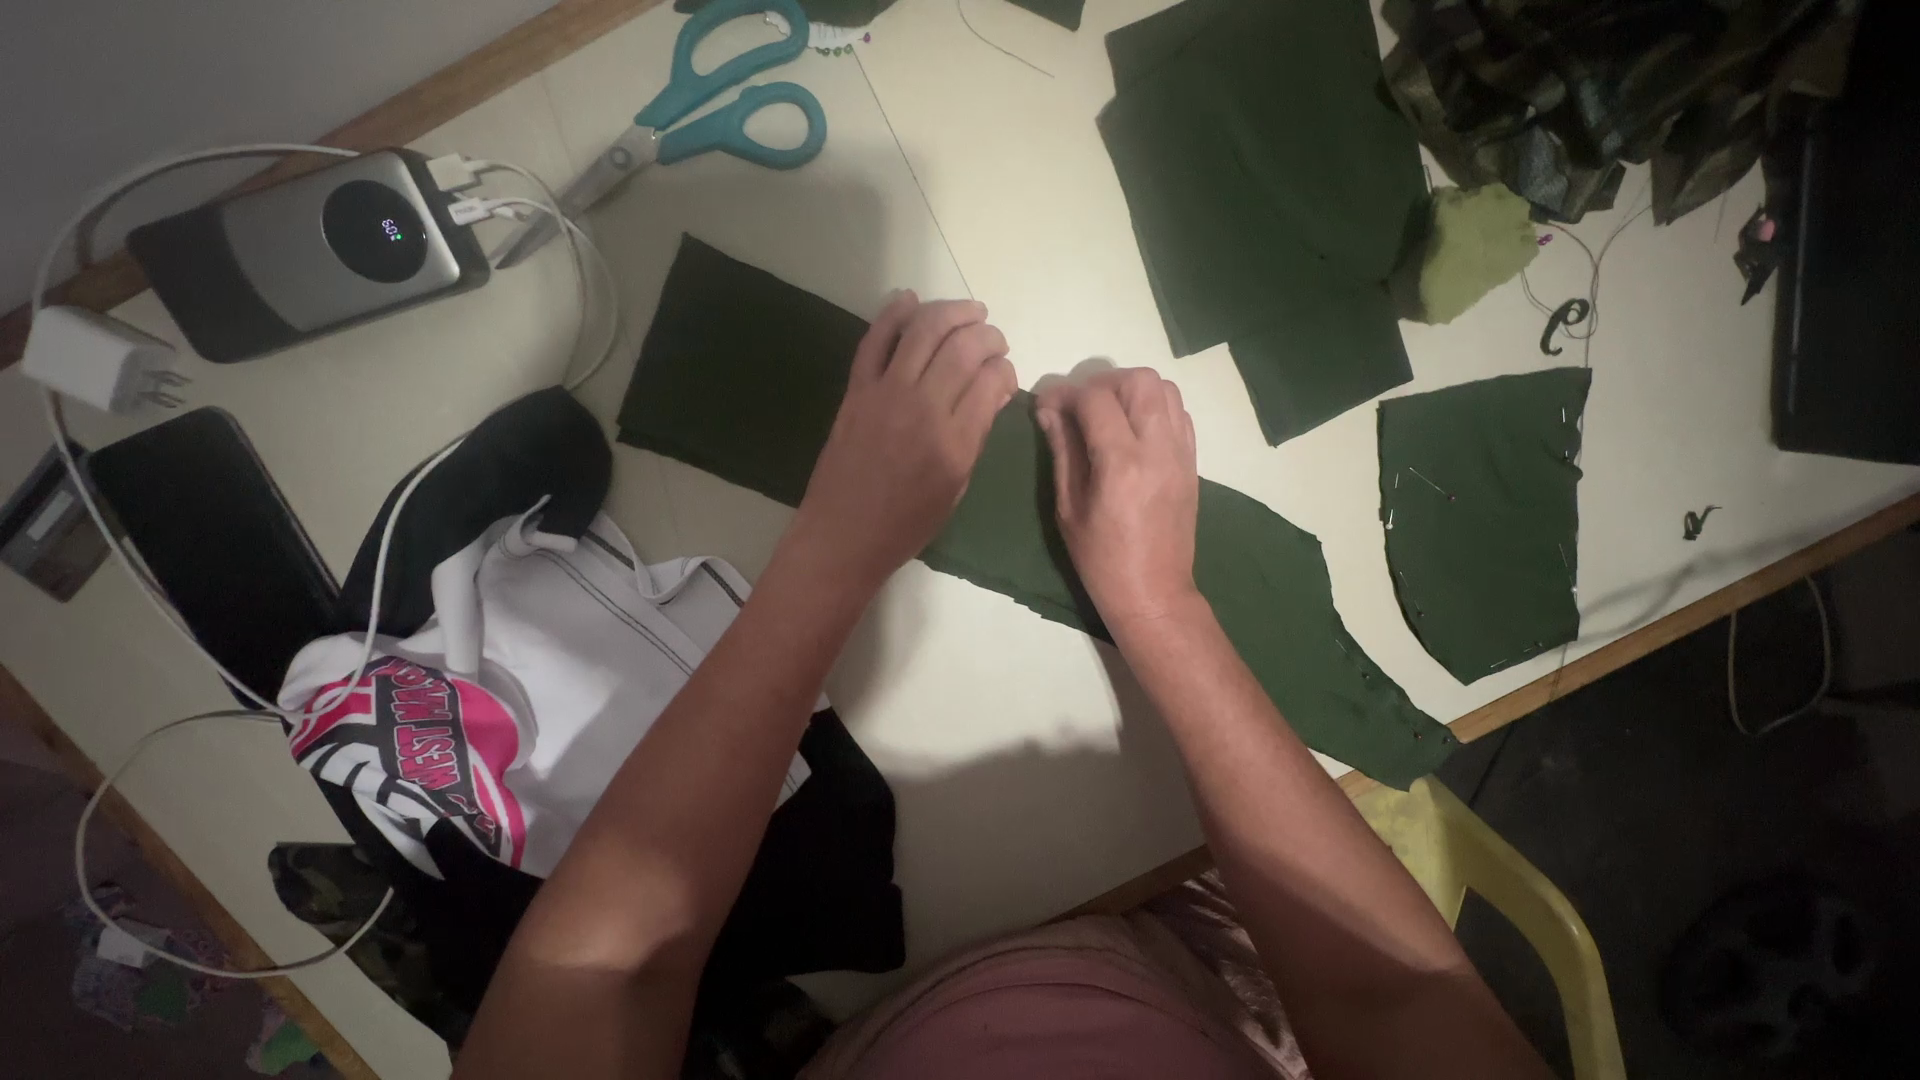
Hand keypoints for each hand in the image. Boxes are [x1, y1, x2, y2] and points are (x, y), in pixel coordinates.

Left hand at [785, 292, 1016, 593]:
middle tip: (994, 338)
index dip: (1005, 368)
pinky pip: (875, 340)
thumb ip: (975, 437)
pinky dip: (893, 312)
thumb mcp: (956, 489)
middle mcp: (924, 408)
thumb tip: (992, 394)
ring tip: (970, 310)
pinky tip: (910, 298)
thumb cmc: (906, 525)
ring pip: (924, 330)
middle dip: (987, 335)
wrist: (842, 535)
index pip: (992, 381)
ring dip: (952, 311)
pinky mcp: (857, 390)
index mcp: (955, 442)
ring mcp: (886, 394)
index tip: (1004, 372)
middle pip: (964, 348)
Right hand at [1035, 368, 1200, 630]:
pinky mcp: (1192, 462)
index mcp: (1121, 464)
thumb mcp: (1068, 508)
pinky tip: (1132, 429)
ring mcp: (1181, 454)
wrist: (1154, 592)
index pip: (1095, 399)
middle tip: (1080, 406)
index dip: (1065, 393)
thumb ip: (1062, 451)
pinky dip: (1153, 407)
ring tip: (1107, 413)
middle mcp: (1158, 449)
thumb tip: (1048, 410)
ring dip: (1131, 390)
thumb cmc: (1101, 560)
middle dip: (1103, 383)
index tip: (1047, 406)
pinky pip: (1178, 413)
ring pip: (1164, 389)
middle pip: (1138, 380)